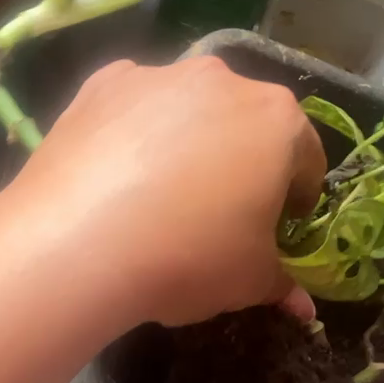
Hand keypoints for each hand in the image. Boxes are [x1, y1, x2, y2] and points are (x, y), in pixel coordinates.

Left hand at [0, 56, 324, 327]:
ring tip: (158, 200)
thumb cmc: (187, 259)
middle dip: (241, 166)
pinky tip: (115, 179)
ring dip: (187, 146)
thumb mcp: (247, 283)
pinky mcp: (101, 85)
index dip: (295, 201)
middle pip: (246, 126)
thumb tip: (302, 306)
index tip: (276, 230)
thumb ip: (280, 285)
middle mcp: (223, 81)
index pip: (305, 162)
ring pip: (187, 112)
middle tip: (216, 217)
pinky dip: (132, 136)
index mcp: (278, 122)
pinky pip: (132, 109)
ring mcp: (158, 76)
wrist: (78, 245)